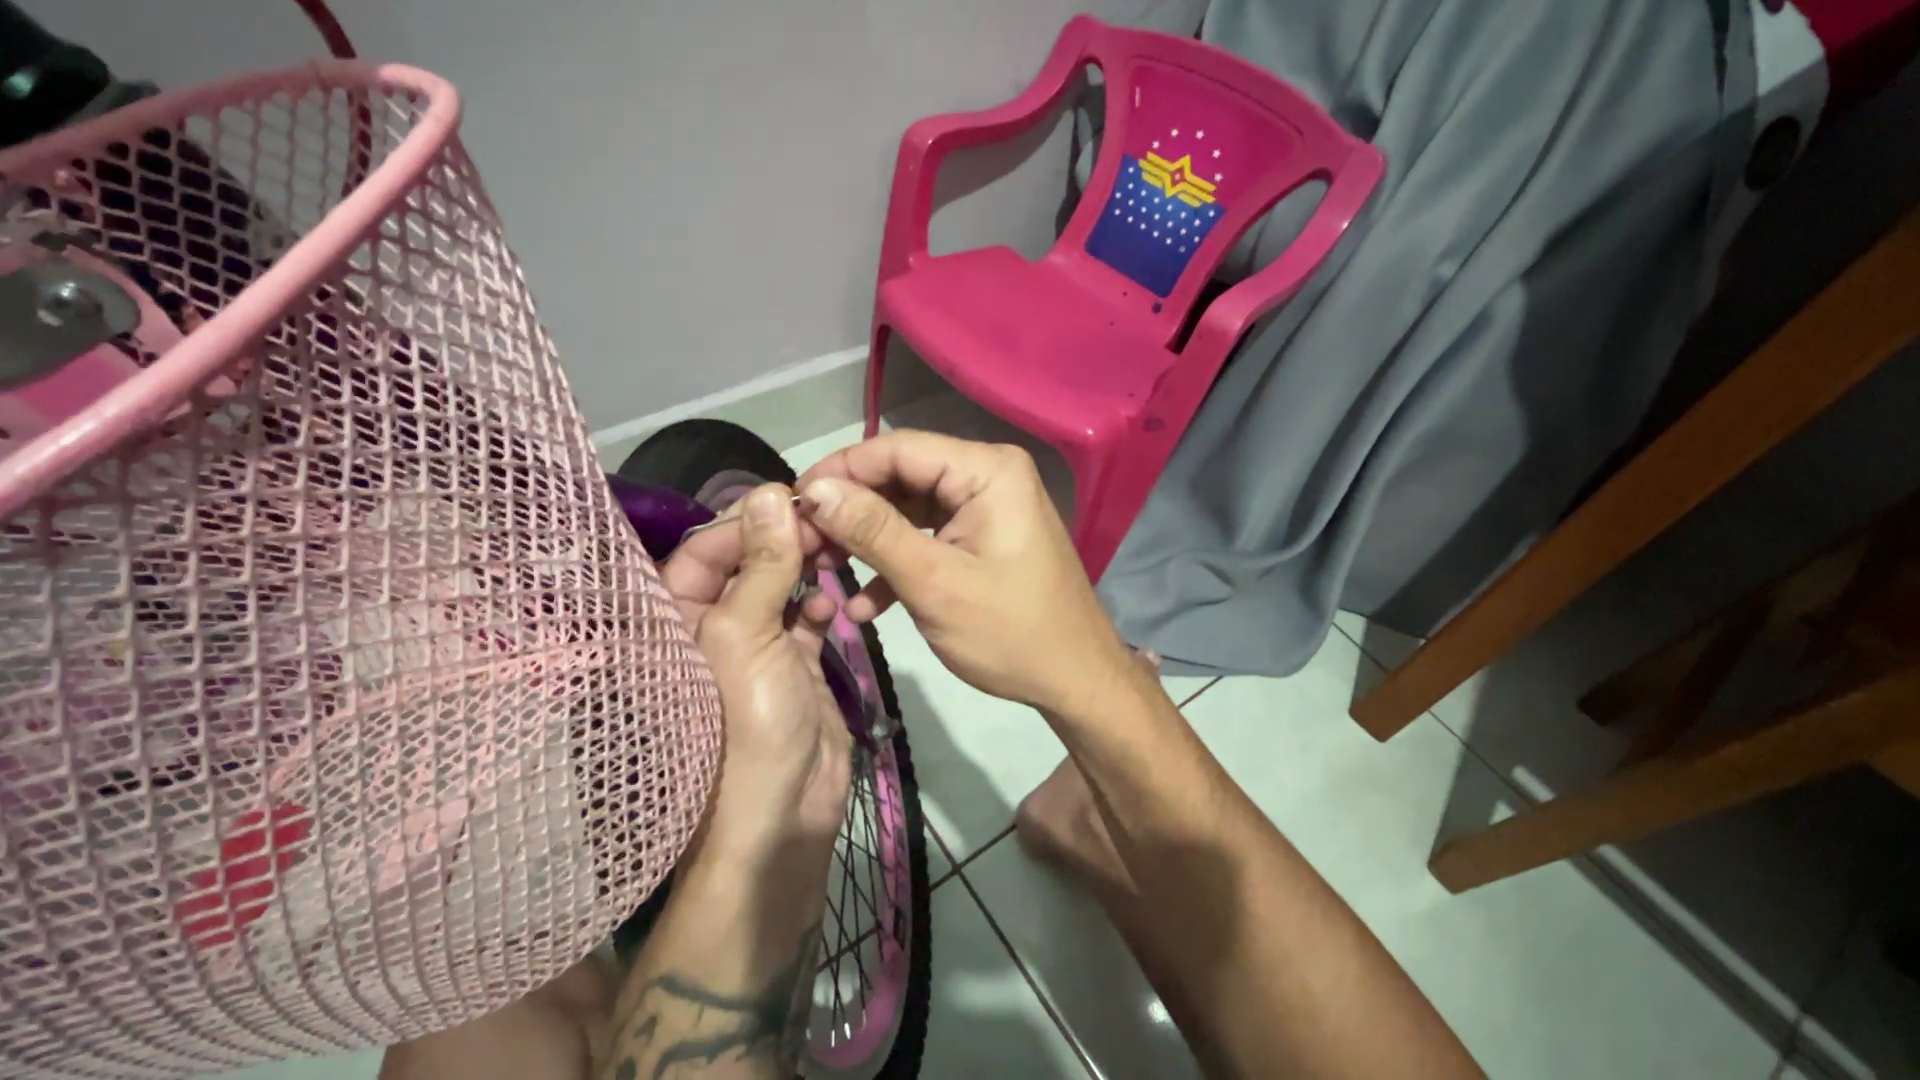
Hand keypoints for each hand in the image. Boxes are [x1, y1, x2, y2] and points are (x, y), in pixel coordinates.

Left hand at [661, 485, 851, 865]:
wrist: (783, 817)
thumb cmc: (746, 724)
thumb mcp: (747, 636)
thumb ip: (763, 564)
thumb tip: (771, 493)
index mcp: (678, 620)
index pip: (704, 550)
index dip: (744, 521)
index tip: (793, 497)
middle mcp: (713, 628)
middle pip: (746, 564)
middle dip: (783, 540)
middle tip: (827, 522)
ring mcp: (756, 649)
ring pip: (780, 588)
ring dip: (806, 568)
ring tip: (837, 552)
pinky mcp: (795, 668)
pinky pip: (805, 620)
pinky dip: (820, 607)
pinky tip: (834, 604)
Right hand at [797, 431, 1135, 712]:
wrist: (1075, 681)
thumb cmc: (1010, 632)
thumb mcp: (934, 582)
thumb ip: (873, 531)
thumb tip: (815, 489)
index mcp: (986, 470)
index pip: (896, 448)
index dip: (839, 471)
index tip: (790, 503)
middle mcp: (987, 476)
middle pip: (900, 477)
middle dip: (849, 512)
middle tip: (800, 544)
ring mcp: (986, 509)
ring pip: (907, 509)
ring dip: (866, 541)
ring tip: (820, 571)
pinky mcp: (981, 539)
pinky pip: (928, 537)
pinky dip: (896, 564)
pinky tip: (863, 604)